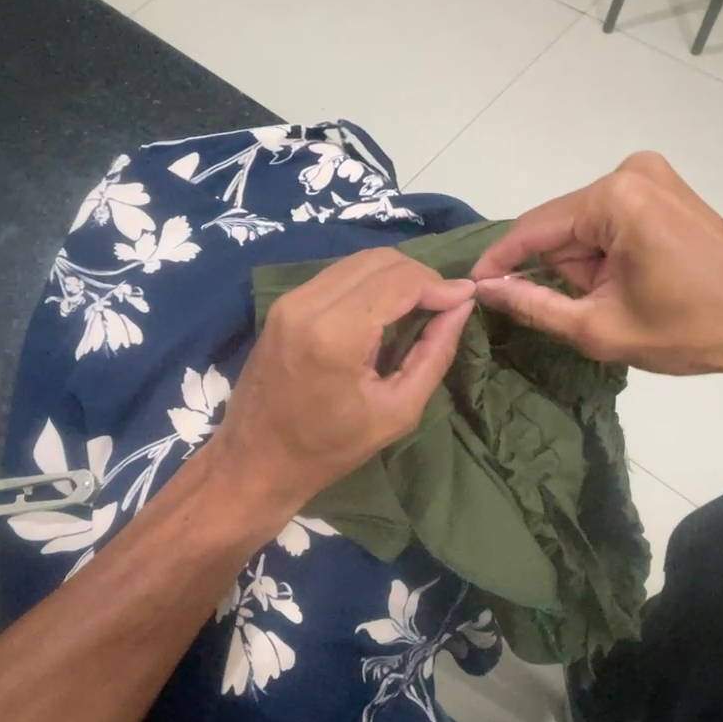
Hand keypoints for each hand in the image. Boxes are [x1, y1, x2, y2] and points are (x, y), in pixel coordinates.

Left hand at [210, 248, 474, 509]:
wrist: (256, 460)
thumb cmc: (329, 448)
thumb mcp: (397, 411)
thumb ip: (434, 354)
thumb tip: (461, 307)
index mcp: (335, 333)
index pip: (399, 280)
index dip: (438, 283)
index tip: (465, 298)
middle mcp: (308, 304)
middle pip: (379, 261)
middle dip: (420, 276)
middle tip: (444, 304)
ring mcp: (290, 300)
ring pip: (357, 262)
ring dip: (395, 276)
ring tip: (420, 305)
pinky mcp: (283, 304)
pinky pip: (337, 275)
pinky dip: (370, 282)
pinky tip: (385, 308)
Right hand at [471, 152, 722, 378]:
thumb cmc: (688, 331)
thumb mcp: (599, 327)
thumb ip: (534, 304)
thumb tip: (485, 290)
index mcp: (615, 197)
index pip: (535, 227)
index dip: (500, 260)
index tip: (472, 287)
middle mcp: (631, 171)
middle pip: (562, 225)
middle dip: (557, 269)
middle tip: (582, 311)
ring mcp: (652, 175)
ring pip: (584, 225)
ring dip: (584, 265)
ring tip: (617, 301)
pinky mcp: (665, 188)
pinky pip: (610, 220)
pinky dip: (604, 253)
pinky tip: (627, 283)